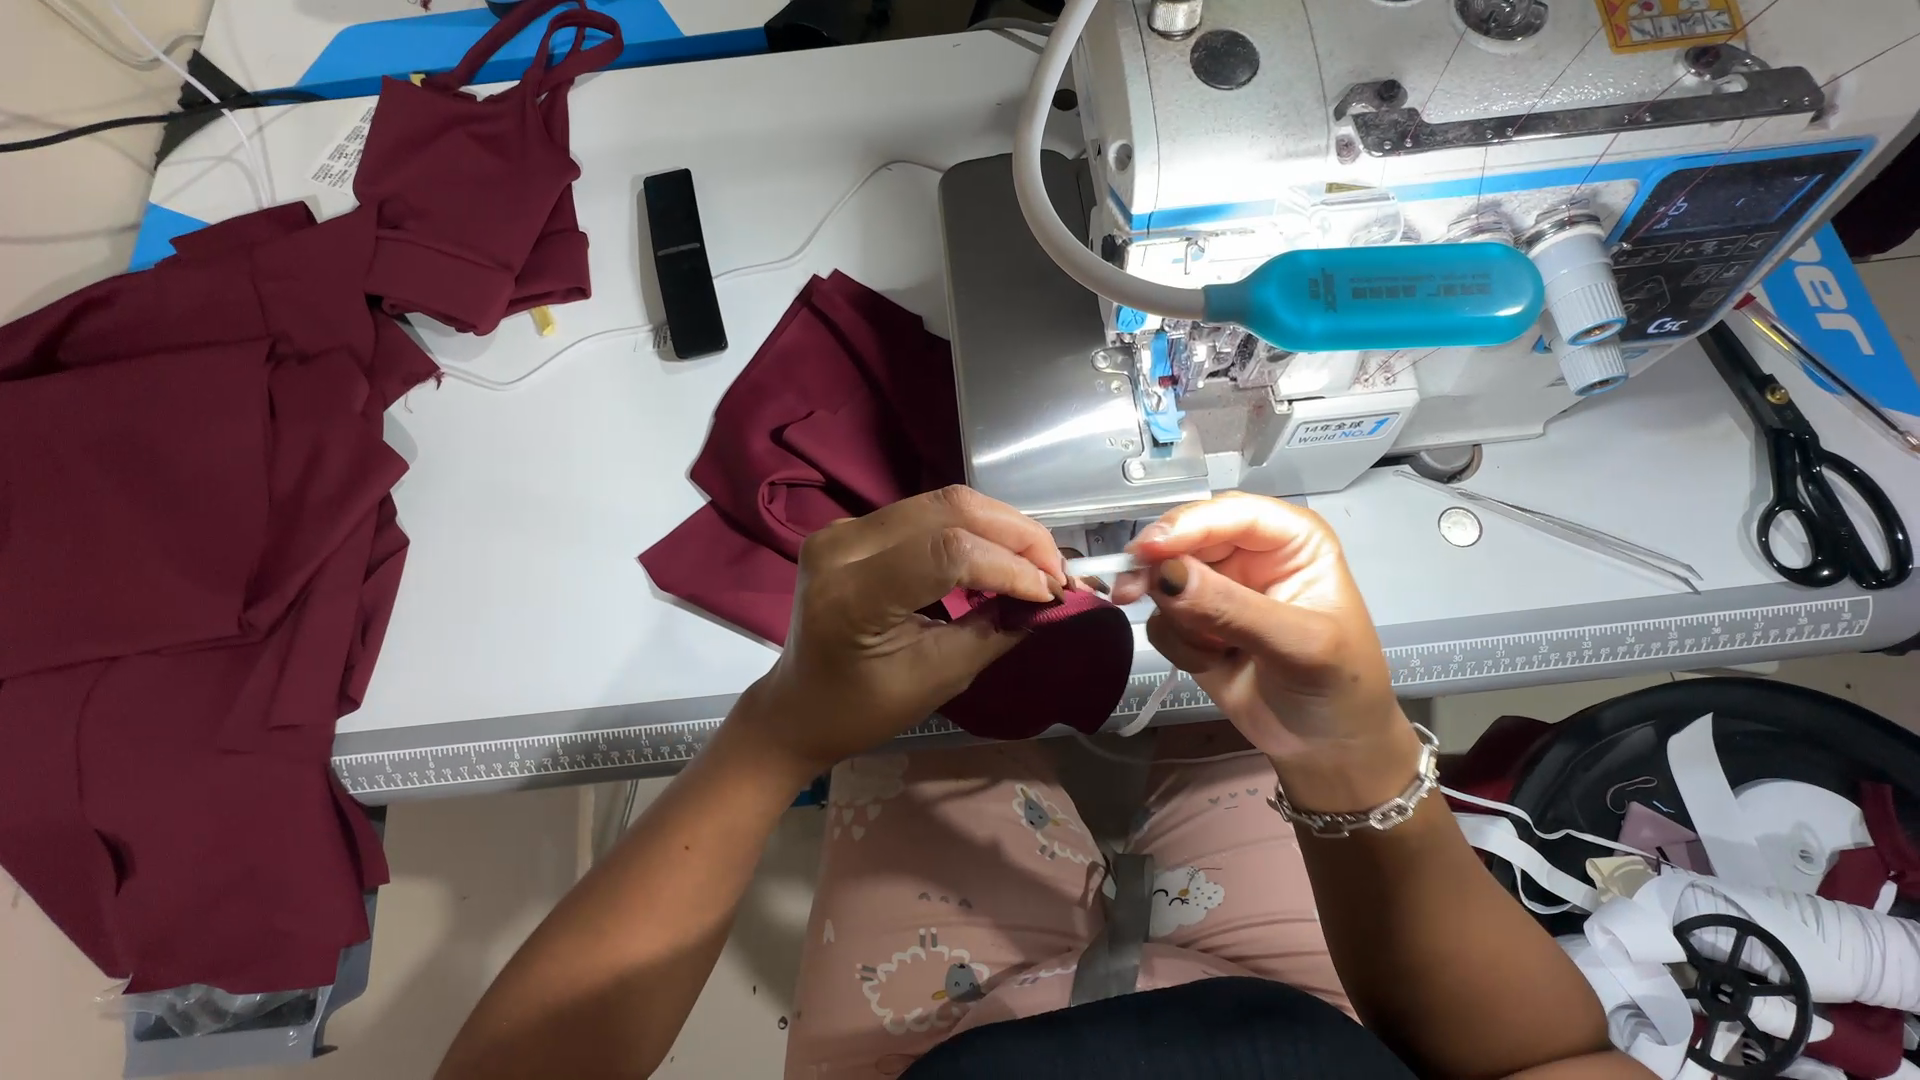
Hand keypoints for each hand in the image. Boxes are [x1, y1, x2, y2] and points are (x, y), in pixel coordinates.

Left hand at [729, 486, 1065, 775]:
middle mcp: (841, 546)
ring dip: (1000, 525)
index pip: (947, 554)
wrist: (799, 706)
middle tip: (1057, 569)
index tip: (1051, 593)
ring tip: (1037, 560)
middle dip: (1016, 533)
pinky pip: (925, 512)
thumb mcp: (936, 679)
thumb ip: (993, 633)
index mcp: (852, 595)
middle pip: (948, 509)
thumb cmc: (862, 709)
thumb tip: (1049, 602)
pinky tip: (1000, 552)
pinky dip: (973, 527)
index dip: (1010, 566)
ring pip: (941, 501)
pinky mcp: (852, 528)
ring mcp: (842, 530)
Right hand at [1112, 493, 1419, 811]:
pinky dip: (1179, 643)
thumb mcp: (1298, 644)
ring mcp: (1219, 588)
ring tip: (1209, 651)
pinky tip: (1212, 661)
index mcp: (1291, 540)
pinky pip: (1162, 617)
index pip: (1231, 512)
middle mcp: (1251, 553)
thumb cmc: (1338, 687)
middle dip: (1160, 568)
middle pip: (1186, 537)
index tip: (1146, 551)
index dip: (1186, 525)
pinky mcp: (1195, 622)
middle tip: (1128, 594)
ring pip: (1165, 578)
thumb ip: (1231, 608)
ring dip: (1177, 616)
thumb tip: (1165, 575)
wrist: (1328, 748)